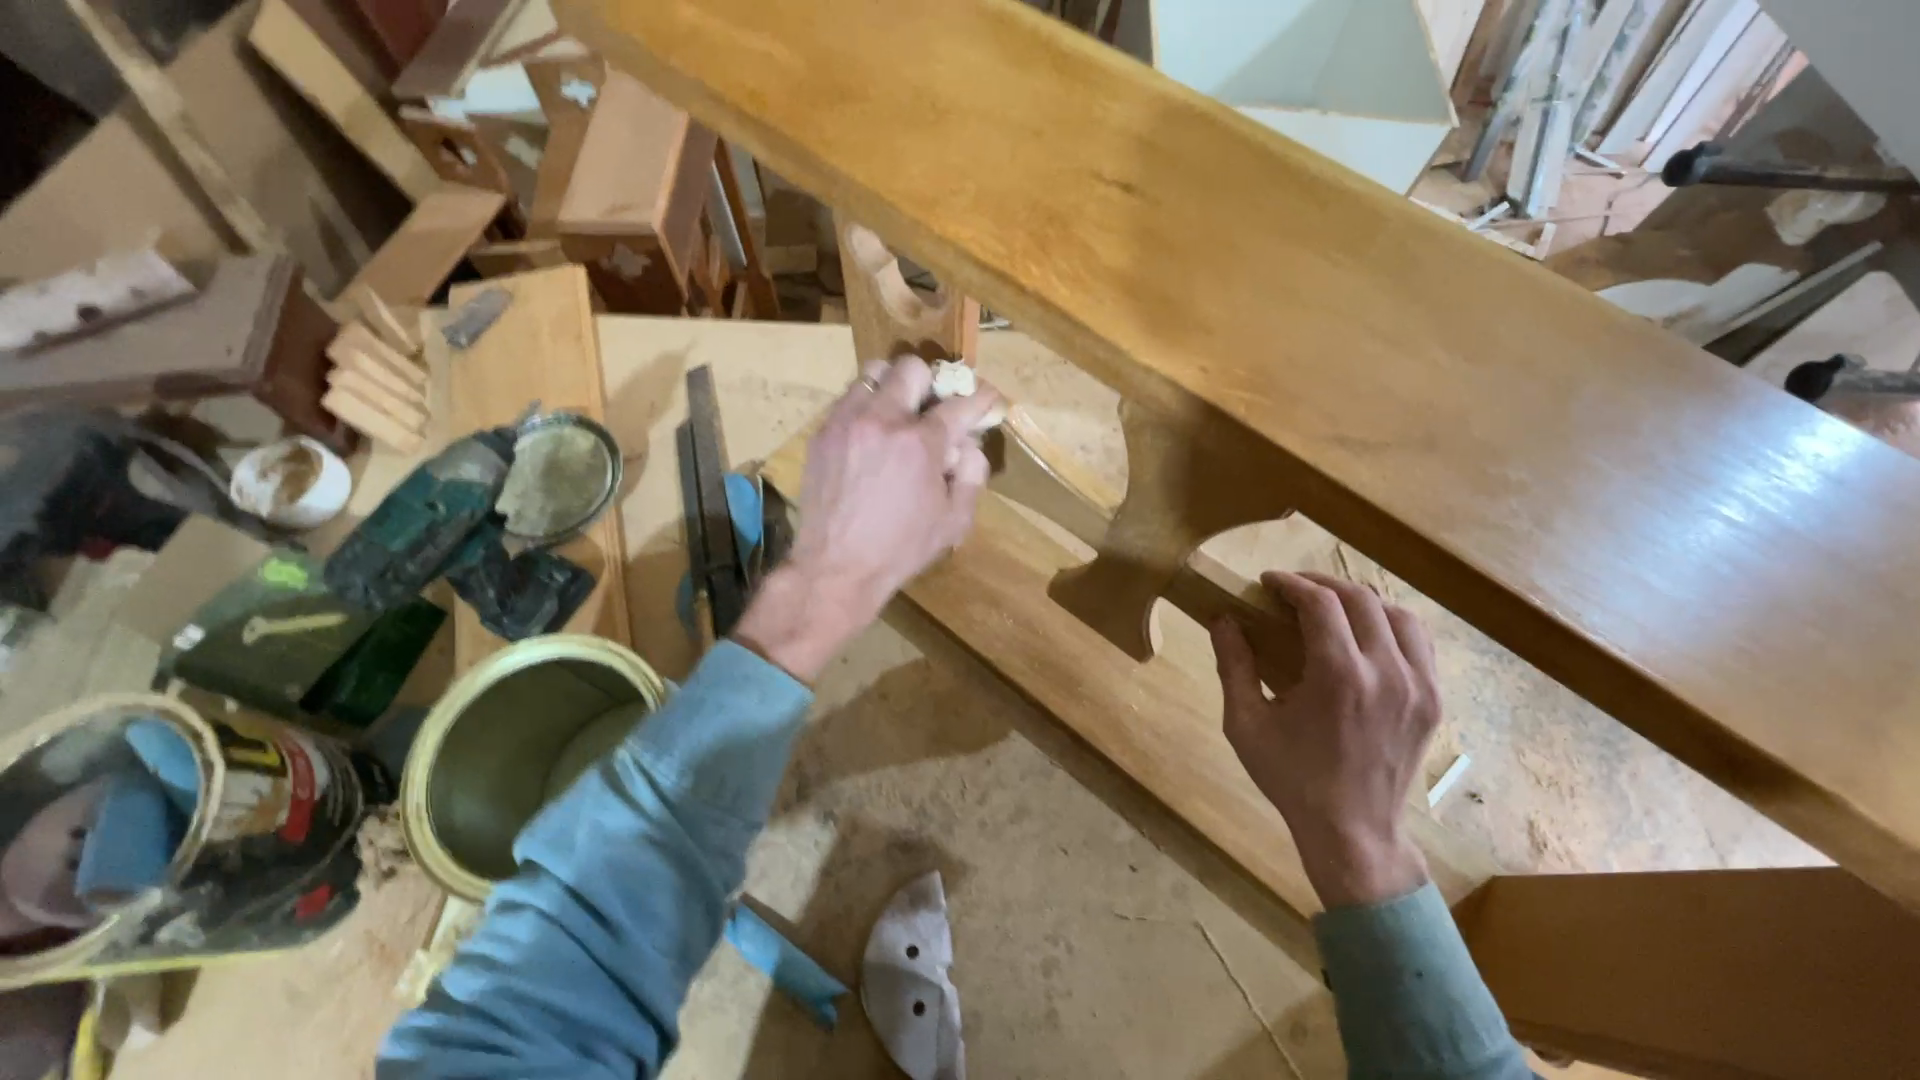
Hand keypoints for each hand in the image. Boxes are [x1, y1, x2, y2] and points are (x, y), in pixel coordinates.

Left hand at [733, 356, 1001, 680]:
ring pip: (872, 374)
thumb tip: (969, 444)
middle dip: (930, 382)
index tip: (986, 399)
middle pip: (910, 368)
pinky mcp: (822, 433)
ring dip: (892, 389)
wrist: (835, 568)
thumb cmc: (901, 549)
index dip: (980, 398)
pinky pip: (847, 400)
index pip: (960, 402)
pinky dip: (866, 409)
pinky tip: (871, 437)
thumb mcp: (954, 520)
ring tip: (897, 417)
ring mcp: (846, 423)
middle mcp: (883, 421)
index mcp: (921, 444)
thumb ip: (973, 475)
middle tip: (933, 407)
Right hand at [1209, 571, 1439, 909]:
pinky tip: (1366, 637)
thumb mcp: (1246, 724)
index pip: (1320, 602)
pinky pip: (1418, 643)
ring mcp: (1418, 685)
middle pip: (1360, 598)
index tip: (1268, 582)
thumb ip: (1234, 666)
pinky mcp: (1433, 700)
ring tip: (1332, 609)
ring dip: (1360, 601)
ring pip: (1397, 614)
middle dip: (1322, 585)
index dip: (1291, 583)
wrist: (1352, 830)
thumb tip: (1223, 620)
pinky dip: (1391, 626)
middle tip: (1292, 590)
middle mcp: (1386, 672)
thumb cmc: (1291, 778)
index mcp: (1338, 676)